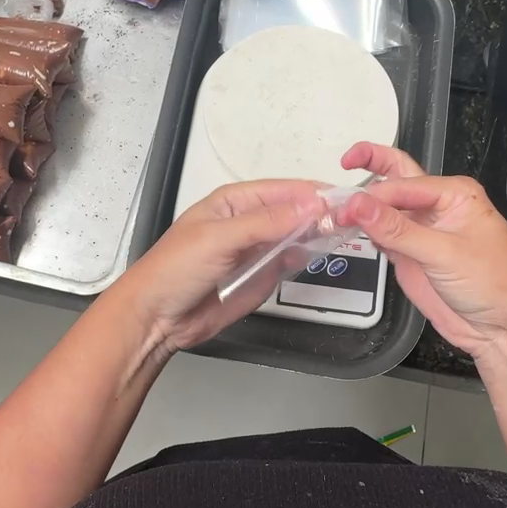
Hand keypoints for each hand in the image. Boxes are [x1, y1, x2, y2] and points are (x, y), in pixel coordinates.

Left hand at [108, 179, 329, 353]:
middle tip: (350, 217)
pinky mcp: (260, 276)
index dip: (312, 193)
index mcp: (234, 202)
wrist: (157, 317)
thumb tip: (308, 205)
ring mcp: (255, 250)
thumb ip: (266, 222)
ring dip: (317, 233)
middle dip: (319, 212)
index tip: (342, 198)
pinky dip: (306, 257)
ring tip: (344, 231)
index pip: (282, 190)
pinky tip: (321, 252)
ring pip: (295, 236)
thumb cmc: (174, 269)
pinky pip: (289, 262)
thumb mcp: (220, 237)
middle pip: (293, 211)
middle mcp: (248, 222)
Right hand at [336, 142, 506, 358]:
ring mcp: (423, 231)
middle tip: (344, 162)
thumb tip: (358, 204)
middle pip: (398, 177)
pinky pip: (383, 236)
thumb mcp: (443, 253)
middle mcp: (437, 207)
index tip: (348, 207)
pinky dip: (365, 233)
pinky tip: (349, 230)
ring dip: (363, 206)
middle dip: (371, 165)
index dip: (374, 195)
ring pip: (386, 209)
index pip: (404, 184)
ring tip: (334, 210)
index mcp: (454, 194)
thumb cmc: (494, 284)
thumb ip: (397, 230)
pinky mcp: (411, 255)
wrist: (502, 329)